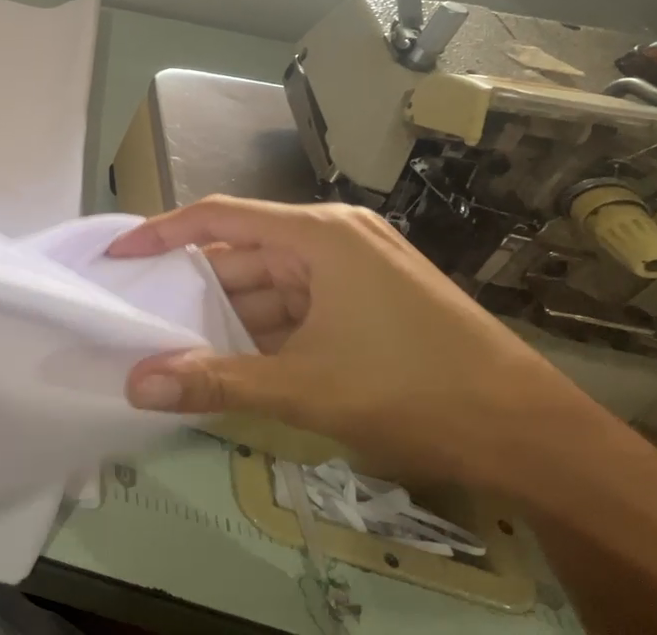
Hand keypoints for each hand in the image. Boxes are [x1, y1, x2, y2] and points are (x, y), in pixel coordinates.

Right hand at [111, 197, 593, 490]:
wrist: (538, 438)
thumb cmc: (416, 391)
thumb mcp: (304, 388)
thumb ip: (214, 381)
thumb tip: (133, 386)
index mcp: (318, 235)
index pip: (216, 218)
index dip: (160, 233)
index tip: (117, 255)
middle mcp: (335, 237)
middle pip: (241, 253)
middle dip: (195, 289)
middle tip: (144, 317)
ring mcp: (359, 267)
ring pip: (270, 284)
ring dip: (231, 316)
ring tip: (183, 346)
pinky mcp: (374, 297)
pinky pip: (300, 303)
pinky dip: (267, 329)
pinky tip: (241, 360)